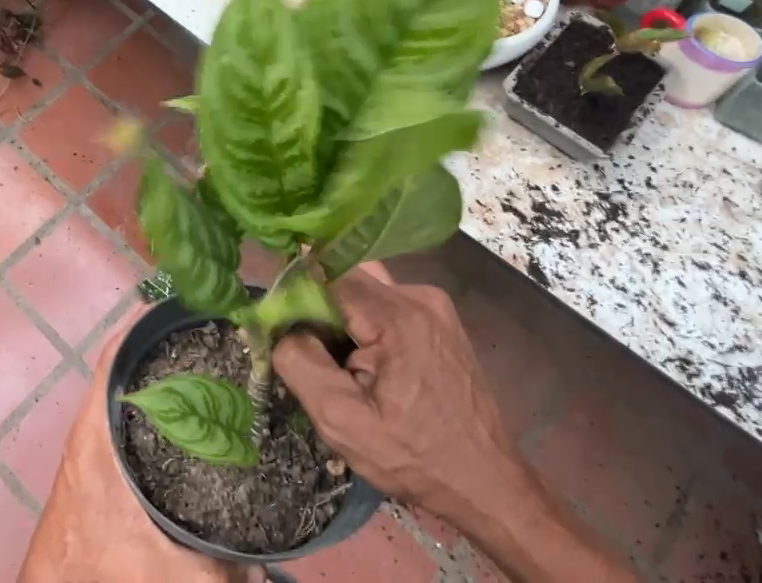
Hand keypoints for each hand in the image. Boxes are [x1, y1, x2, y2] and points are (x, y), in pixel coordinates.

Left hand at [19, 312, 244, 582]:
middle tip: (214, 339)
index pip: (116, 355)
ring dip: (158, 379)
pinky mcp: (92, 465)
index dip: (146, 325)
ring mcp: (90, 445)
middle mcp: (90, 428)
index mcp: (98, 432)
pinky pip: (123, 418)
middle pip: (124, 368)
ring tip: (209, 370)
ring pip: (124, 393)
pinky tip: (186, 422)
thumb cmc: (102, 571)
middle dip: (165, 350)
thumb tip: (267, 553)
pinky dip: (150, 408)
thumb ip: (224, 563)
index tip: (186, 309)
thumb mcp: (173, 573)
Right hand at [275, 267, 635, 582]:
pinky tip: (363, 364)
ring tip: (336, 362)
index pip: (323, 276)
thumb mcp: (341, 420)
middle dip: (315, 308)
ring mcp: (434, 305)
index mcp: (397, 316)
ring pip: (363, 288)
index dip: (293, 299)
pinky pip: (384, 303)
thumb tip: (274, 323)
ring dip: (339, 316)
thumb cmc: (413, 457)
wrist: (487, 485)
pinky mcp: (439, 320)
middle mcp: (418, 296)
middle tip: (306, 353)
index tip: (278, 333)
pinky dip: (362, 323)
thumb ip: (299, 361)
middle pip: (344, 278)